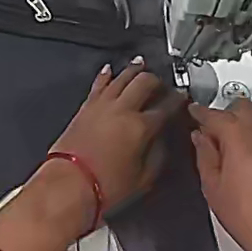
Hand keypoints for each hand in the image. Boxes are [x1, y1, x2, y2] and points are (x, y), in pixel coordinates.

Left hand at [47, 58, 185, 222]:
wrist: (69, 184)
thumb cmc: (104, 186)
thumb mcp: (143, 178)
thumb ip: (157, 155)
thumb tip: (160, 142)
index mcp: (141, 127)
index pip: (166, 107)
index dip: (177, 100)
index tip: (182, 97)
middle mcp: (122, 110)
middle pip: (145, 83)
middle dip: (158, 81)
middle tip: (163, 84)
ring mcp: (102, 106)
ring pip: (122, 78)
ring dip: (134, 70)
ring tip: (142, 64)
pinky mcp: (85, 108)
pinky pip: (98, 85)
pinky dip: (106, 75)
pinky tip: (109, 69)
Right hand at [190, 99, 251, 250]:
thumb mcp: (213, 188)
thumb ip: (204, 156)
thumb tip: (200, 139)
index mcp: (242, 142)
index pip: (217, 115)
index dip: (200, 112)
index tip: (192, 111)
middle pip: (242, 107)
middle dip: (223, 111)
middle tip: (207, 127)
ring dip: (238, 124)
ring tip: (221, 144)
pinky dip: (250, 136)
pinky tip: (238, 156)